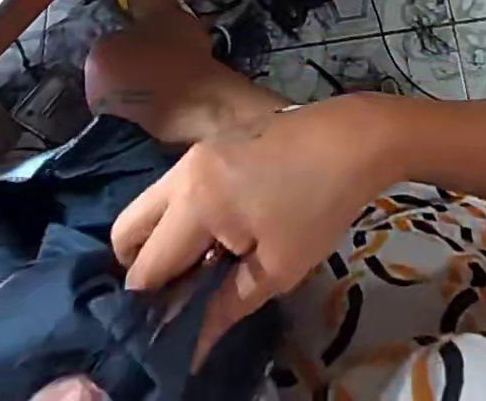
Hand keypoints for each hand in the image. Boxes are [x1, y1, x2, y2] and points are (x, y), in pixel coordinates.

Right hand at [110, 93, 407, 360]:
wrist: (355, 136)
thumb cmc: (319, 203)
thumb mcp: (278, 266)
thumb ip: (225, 306)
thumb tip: (191, 349)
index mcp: (194, 200)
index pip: (144, 266)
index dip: (151, 305)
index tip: (169, 325)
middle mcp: (185, 170)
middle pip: (129, 225)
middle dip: (141, 266)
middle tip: (180, 292)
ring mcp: (202, 148)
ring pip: (154, 200)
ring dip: (165, 236)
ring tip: (208, 262)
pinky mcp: (220, 140)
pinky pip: (181, 183)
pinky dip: (186, 211)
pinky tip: (226, 228)